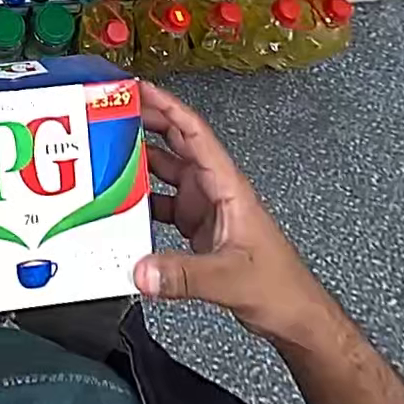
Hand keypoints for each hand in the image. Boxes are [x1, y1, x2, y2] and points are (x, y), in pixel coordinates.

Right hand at [134, 81, 335, 342]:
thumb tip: (141, 269)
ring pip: (167, 171)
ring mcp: (204, 205)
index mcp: (227, 184)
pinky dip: (142, 199)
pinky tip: (123, 205)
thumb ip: (182, 276)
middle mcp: (214, 187)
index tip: (142, 90)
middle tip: (114, 113)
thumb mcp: (229, 278)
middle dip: (147, 123)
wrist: (294, 313)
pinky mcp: (197, 225)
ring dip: (141, 160)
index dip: (168, 106)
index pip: (194, 132)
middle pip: (176, 143)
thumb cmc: (279, 285)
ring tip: (109, 152)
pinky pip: (163, 202)